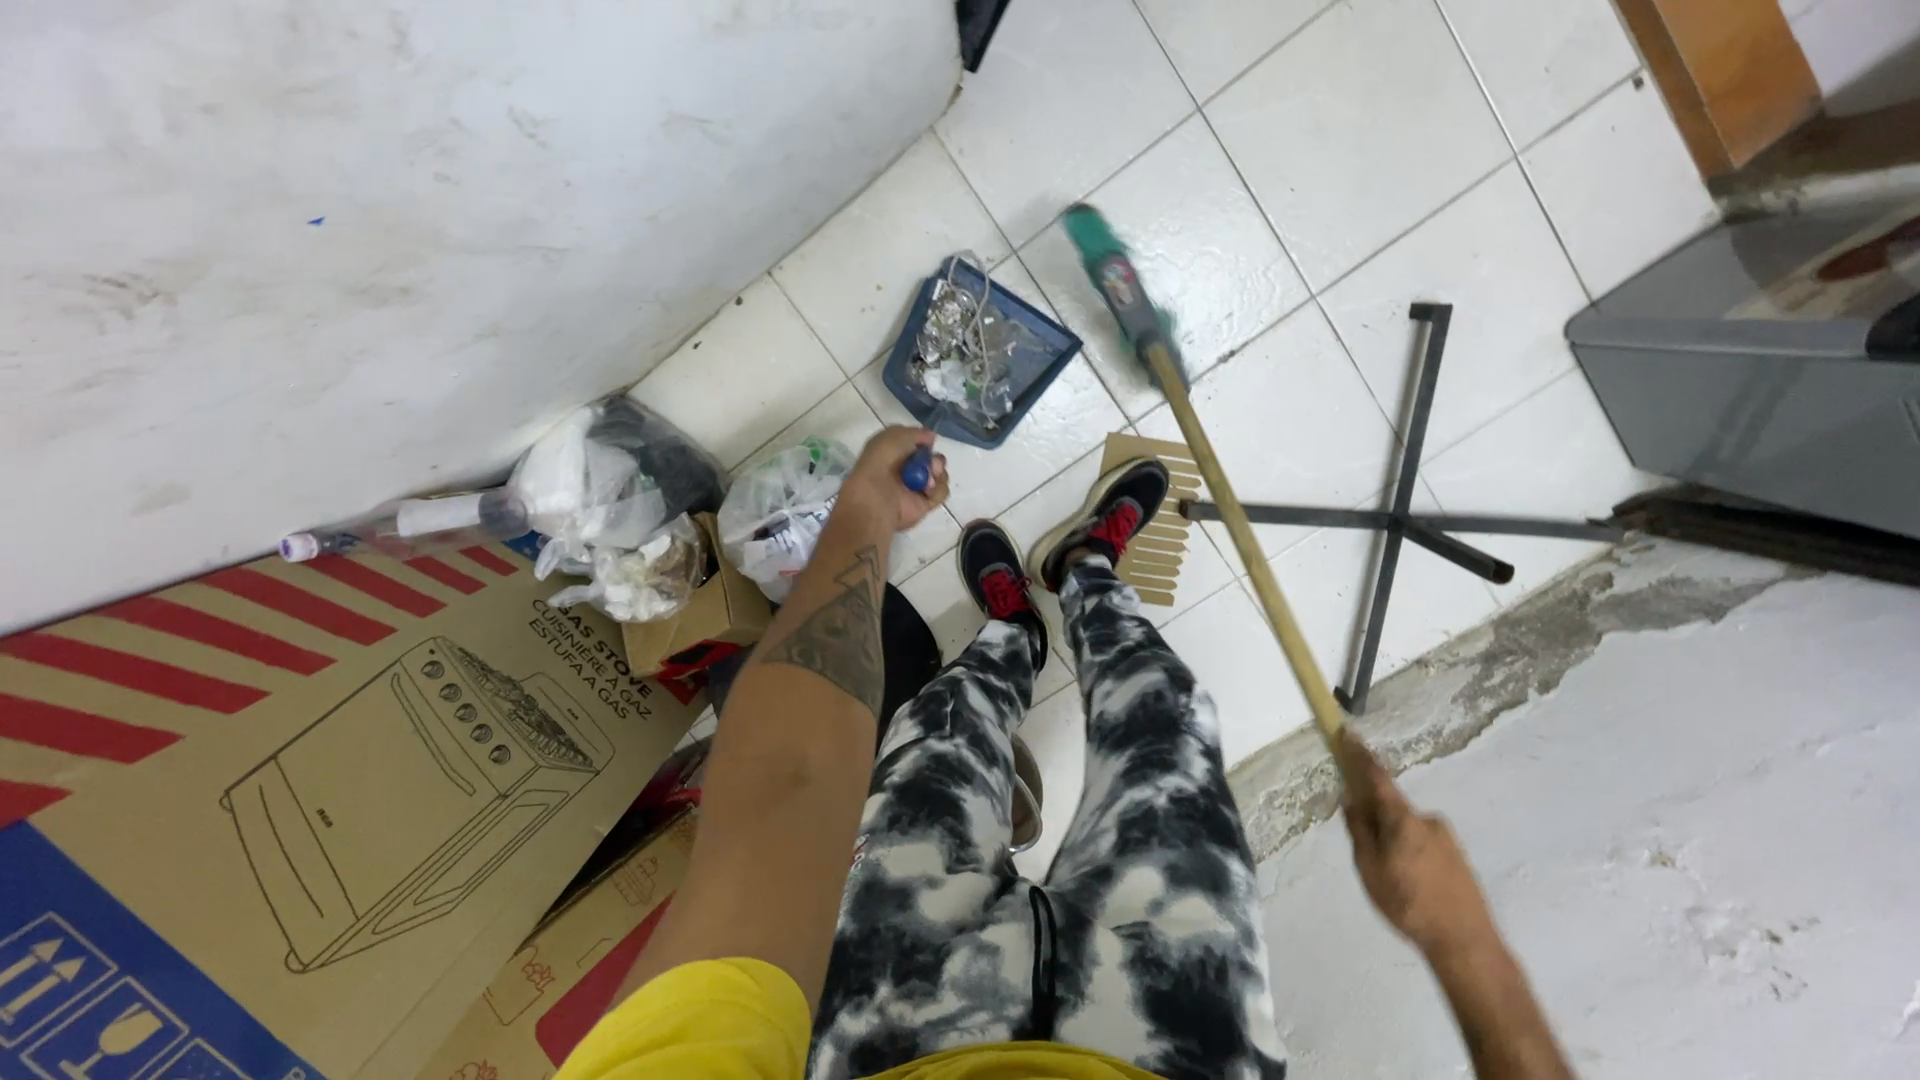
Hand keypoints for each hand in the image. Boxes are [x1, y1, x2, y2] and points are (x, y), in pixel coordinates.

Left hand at [838, 426, 948, 531]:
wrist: (877, 498)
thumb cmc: (880, 464)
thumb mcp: (893, 437)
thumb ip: (915, 433)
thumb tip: (932, 437)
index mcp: (892, 454)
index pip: (916, 444)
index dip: (923, 441)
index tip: (927, 441)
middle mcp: (904, 470)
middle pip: (931, 459)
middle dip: (935, 458)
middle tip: (931, 463)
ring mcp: (915, 487)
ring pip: (939, 474)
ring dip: (938, 471)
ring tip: (930, 476)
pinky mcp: (925, 504)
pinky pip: (941, 492)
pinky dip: (938, 488)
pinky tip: (927, 489)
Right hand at [1337, 730, 1497, 958]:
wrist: (1466, 942)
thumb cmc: (1409, 904)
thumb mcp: (1369, 869)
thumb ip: (1359, 831)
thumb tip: (1352, 799)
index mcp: (1403, 819)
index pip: (1377, 778)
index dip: (1360, 755)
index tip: (1348, 732)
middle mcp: (1428, 820)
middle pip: (1391, 808)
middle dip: (1374, 820)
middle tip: (1367, 855)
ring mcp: (1446, 838)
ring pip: (1406, 829)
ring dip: (1393, 842)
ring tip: (1391, 881)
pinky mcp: (1457, 856)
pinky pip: (1421, 843)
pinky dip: (1409, 854)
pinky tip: (1410, 885)